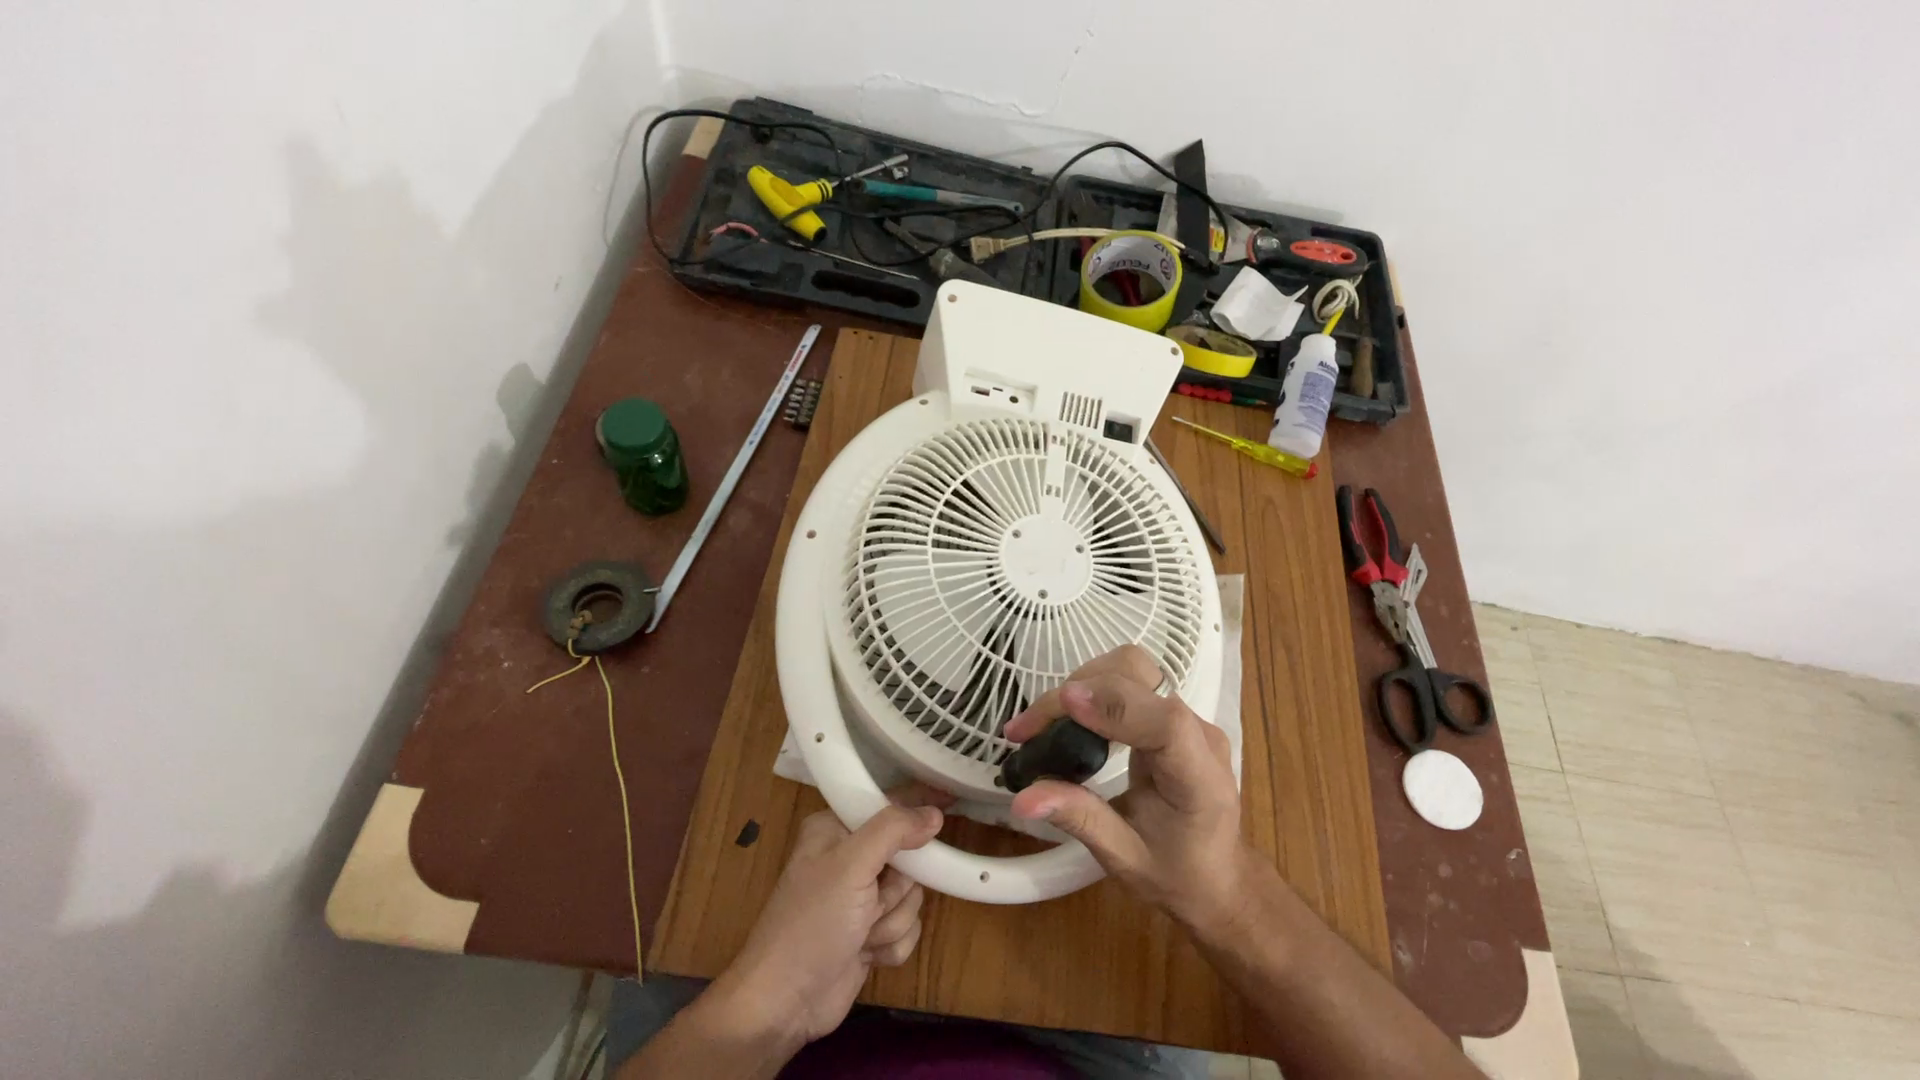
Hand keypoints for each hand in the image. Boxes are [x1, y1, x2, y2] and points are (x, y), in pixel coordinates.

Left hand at [713, 787, 949, 1047]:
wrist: (788, 1002)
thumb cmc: (812, 924)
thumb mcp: (850, 866)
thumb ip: (893, 831)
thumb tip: (934, 814)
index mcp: (836, 830)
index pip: (889, 804)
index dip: (919, 805)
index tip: (951, 800)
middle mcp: (850, 859)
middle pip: (910, 857)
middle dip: (897, 888)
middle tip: (873, 901)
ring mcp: (861, 899)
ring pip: (912, 896)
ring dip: (892, 920)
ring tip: (862, 935)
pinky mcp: (871, 933)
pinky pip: (908, 928)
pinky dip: (891, 945)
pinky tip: (866, 956)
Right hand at [1004, 645, 1252, 935]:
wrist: (1219, 880)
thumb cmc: (1179, 877)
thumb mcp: (1125, 858)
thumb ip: (1081, 820)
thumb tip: (1023, 799)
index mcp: (1200, 778)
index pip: (1166, 721)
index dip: (1115, 704)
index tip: (1065, 703)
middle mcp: (1200, 734)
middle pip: (1141, 675)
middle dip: (1080, 688)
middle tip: (1028, 729)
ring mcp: (1189, 719)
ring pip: (1132, 668)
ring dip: (1080, 686)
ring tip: (1040, 726)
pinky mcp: (1172, 715)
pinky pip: (1130, 684)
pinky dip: (1090, 692)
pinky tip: (1065, 722)